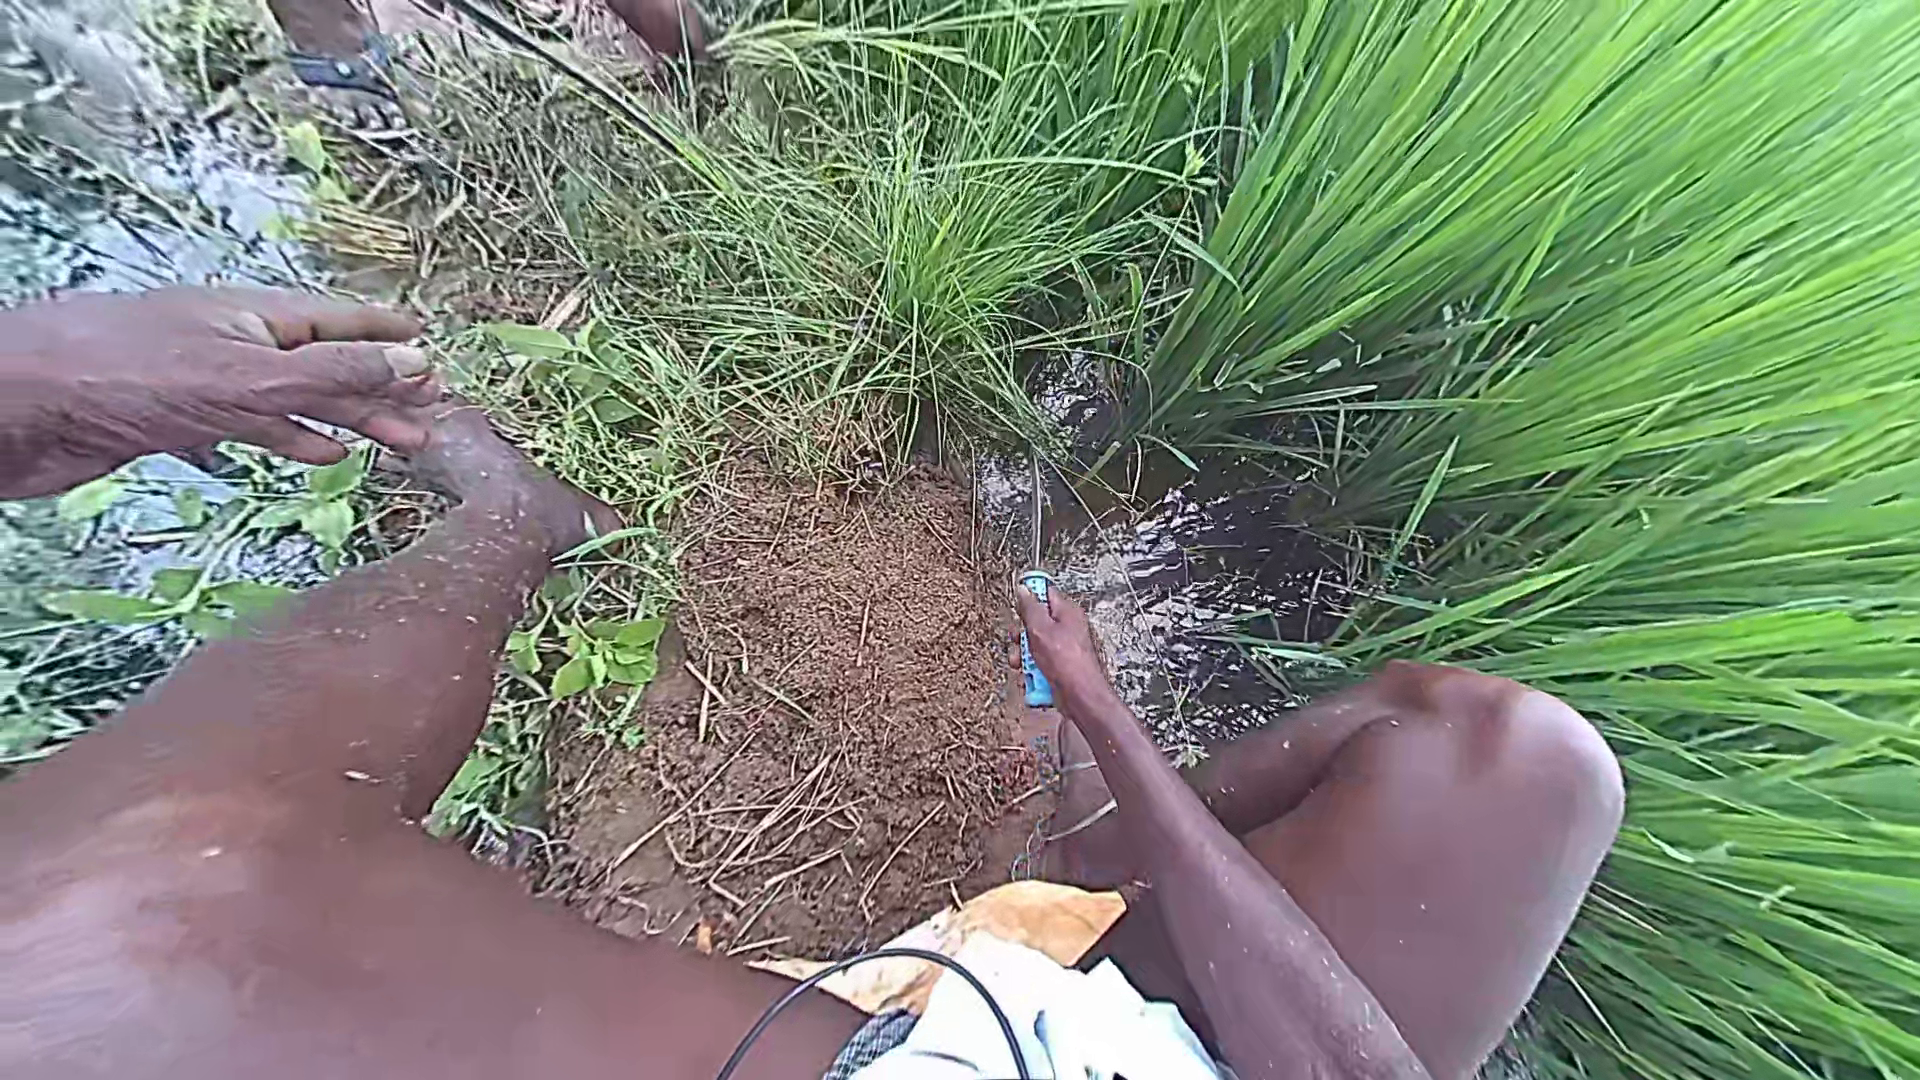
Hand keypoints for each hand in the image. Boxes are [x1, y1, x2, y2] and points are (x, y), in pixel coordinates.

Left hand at [0, 287, 440, 498]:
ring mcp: (216, 379)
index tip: (434, 338)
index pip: (343, 319)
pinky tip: (328, 454)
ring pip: (308, 399)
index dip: (391, 330)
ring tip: (406, 441)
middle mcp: (241, 343)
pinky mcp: (191, 414)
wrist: (0, 414)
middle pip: (335, 364)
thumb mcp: (253, 375)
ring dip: (358, 420)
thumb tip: (419, 360)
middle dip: (388, 388)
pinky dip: (301, 438)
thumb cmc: (126, 378)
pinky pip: (265, 425)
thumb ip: (341, 372)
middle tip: (437, 409)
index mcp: (256, 317)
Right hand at [1015, 582, 1118, 712]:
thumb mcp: (1040, 629)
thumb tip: (1023, 590)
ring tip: (1023, 666)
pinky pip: (1038, 663)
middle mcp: (1066, 628)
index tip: (1018, 604)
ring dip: (1023, 657)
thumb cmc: (1067, 663)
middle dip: (1021, 635)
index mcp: (1066, 613)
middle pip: (1035, 622)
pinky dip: (1031, 671)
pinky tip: (1031, 679)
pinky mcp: (1058, 666)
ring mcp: (1062, 649)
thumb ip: (1030, 608)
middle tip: (1019, 642)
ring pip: (1033, 646)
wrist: (1080, 698)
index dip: (1029, 597)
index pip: (1045, 593)